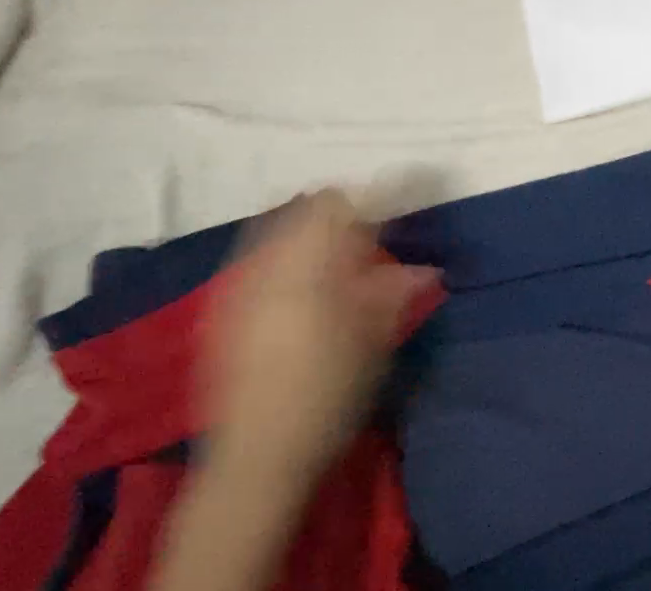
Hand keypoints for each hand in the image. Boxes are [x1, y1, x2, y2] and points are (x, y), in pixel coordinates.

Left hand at [202, 189, 440, 482]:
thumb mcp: (375, 343)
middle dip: (346, 206)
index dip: (383, 192)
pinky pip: (261, 253)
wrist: (256, 459)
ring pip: (279, 228)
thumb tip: (424, 267)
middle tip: (379, 220)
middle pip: (306, 208)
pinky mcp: (226, 307)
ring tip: (348, 244)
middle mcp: (266, 267)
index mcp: (307, 270)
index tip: (414, 191)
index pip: (344, 204)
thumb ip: (396, 293)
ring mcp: (239, 286)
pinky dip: (291, 248)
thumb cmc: (327, 398)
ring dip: (316, 226)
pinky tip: (311, 274)